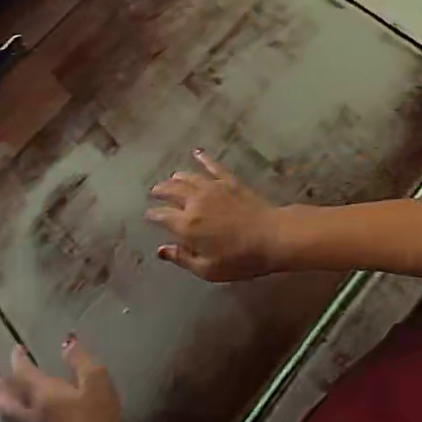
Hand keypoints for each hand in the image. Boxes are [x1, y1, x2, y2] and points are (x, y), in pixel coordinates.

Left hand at [0, 337, 125, 421]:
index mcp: (45, 395)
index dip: (19, 361)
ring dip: (5, 404)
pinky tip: (26, 416)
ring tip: (4, 397)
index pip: (25, 375)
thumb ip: (80, 360)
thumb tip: (66, 341)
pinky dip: (17, 415)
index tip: (16, 349)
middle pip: (8, 402)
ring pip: (12, 416)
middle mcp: (34, 413)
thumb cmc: (98, 417)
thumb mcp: (96, 380)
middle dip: (2, 389)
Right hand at [146, 151, 285, 281]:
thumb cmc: (240, 258)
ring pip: (189, 177)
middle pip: (172, 191)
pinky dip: (204, 158)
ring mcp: (214, 188)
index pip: (162, 216)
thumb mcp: (208, 269)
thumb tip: (161, 250)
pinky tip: (198, 152)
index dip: (153, 215)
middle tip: (155, 192)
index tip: (148, 215)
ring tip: (171, 178)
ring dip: (176, 177)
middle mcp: (195, 202)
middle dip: (160, 191)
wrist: (272, 236)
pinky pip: (214, 166)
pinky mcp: (231, 182)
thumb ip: (182, 258)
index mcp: (187, 225)